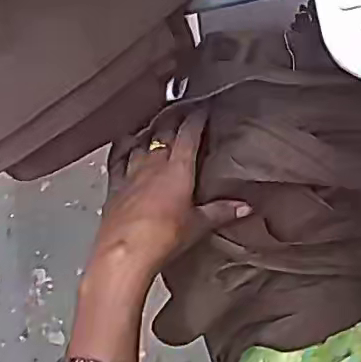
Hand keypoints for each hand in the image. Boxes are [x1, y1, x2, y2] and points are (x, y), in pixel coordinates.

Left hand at [88, 111, 249, 293]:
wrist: (125, 253)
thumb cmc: (165, 237)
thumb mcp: (199, 225)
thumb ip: (221, 211)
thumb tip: (247, 207)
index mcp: (178, 169)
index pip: (189, 134)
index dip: (197, 119)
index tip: (203, 109)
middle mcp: (153, 164)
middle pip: (164, 132)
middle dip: (175, 119)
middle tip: (182, 111)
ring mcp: (130, 174)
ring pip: (141, 142)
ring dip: (150, 131)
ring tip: (157, 124)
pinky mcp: (113, 187)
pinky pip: (117, 159)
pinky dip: (123, 147)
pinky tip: (124, 142)